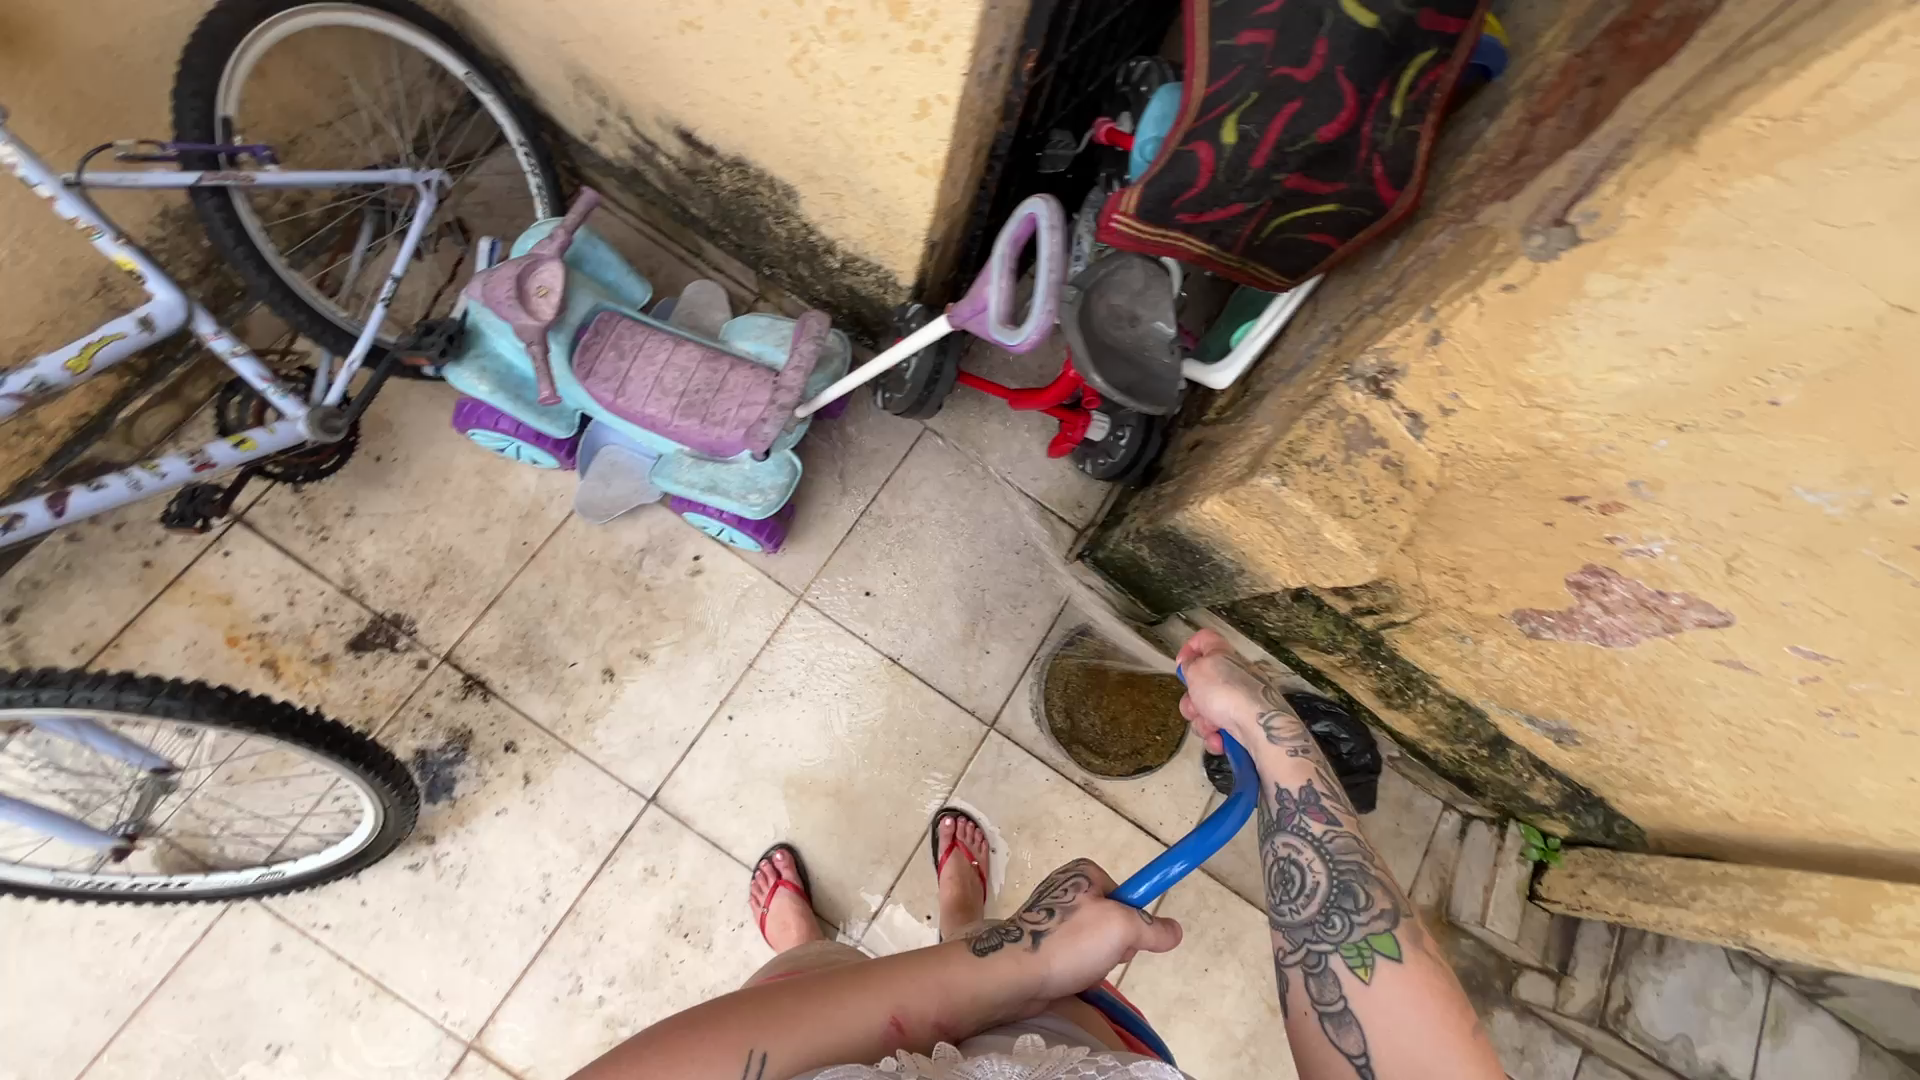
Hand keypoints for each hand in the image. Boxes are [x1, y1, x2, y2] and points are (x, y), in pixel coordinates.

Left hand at [968, 859, 1181, 1004]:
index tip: (1122, 938)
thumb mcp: (1122, 929)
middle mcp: (1068, 887)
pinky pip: (1077, 955)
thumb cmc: (1069, 942)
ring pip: (1097, 942)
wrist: (1017, 973)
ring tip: (1083, 969)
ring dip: (1098, 962)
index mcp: (1084, 872)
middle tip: (1102, 956)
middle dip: (1114, 945)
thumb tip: (1176, 930)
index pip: (1126, 895)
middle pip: (1113, 920)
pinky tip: (1072, 977)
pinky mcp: (1044, 940)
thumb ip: (1152, 928)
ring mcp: (1054, 915)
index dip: (1131, 920)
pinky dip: (1080, 969)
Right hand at [1174, 628, 1300, 753]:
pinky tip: (1219, 739)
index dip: (1189, 649)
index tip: (1181, 664)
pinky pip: (1220, 730)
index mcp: (1223, 656)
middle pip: (1202, 685)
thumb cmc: (1228, 694)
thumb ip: (1189, 665)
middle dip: (1191, 701)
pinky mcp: (1245, 724)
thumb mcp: (1196, 670)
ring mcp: (1240, 701)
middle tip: (1194, 707)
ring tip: (1210, 727)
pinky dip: (1216, 737)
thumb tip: (1188, 664)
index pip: (1205, 639)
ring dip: (1202, 723)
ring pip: (1207, 711)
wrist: (1259, 727)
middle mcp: (1234, 676)